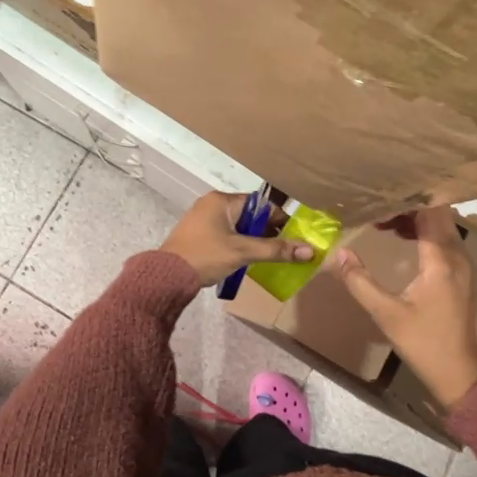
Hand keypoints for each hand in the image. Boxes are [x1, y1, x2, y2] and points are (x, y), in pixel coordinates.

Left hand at [159, 191, 315, 286]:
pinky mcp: (197, 235)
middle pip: (249, 215)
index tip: (294, 237)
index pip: (259, 204)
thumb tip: (310, 250)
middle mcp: (211, 204)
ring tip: (266, 257)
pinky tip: (244, 260)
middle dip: (266, 232)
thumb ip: (275, 250)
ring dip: (251, 240)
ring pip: (237, 226)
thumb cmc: (205, 256)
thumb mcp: (243, 252)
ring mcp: (202, 219)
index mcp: (221, 200)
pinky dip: (237, 244)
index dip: (278, 220)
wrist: (166, 275)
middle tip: (283, 250)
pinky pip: (225, 235)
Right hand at [333, 206, 476, 409]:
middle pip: (438, 213)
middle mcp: (458, 255)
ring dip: (417, 218)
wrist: (463, 375)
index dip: (406, 200)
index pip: (429, 211)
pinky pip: (446, 240)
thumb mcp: (386, 314)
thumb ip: (360, 282)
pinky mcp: (464, 275)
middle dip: (409, 205)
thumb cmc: (425, 344)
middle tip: (379, 206)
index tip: (380, 197)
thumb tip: (340, 253)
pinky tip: (403, 241)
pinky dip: (426, 233)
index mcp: (441, 260)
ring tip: (386, 221)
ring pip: (443, 225)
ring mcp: (465, 265)